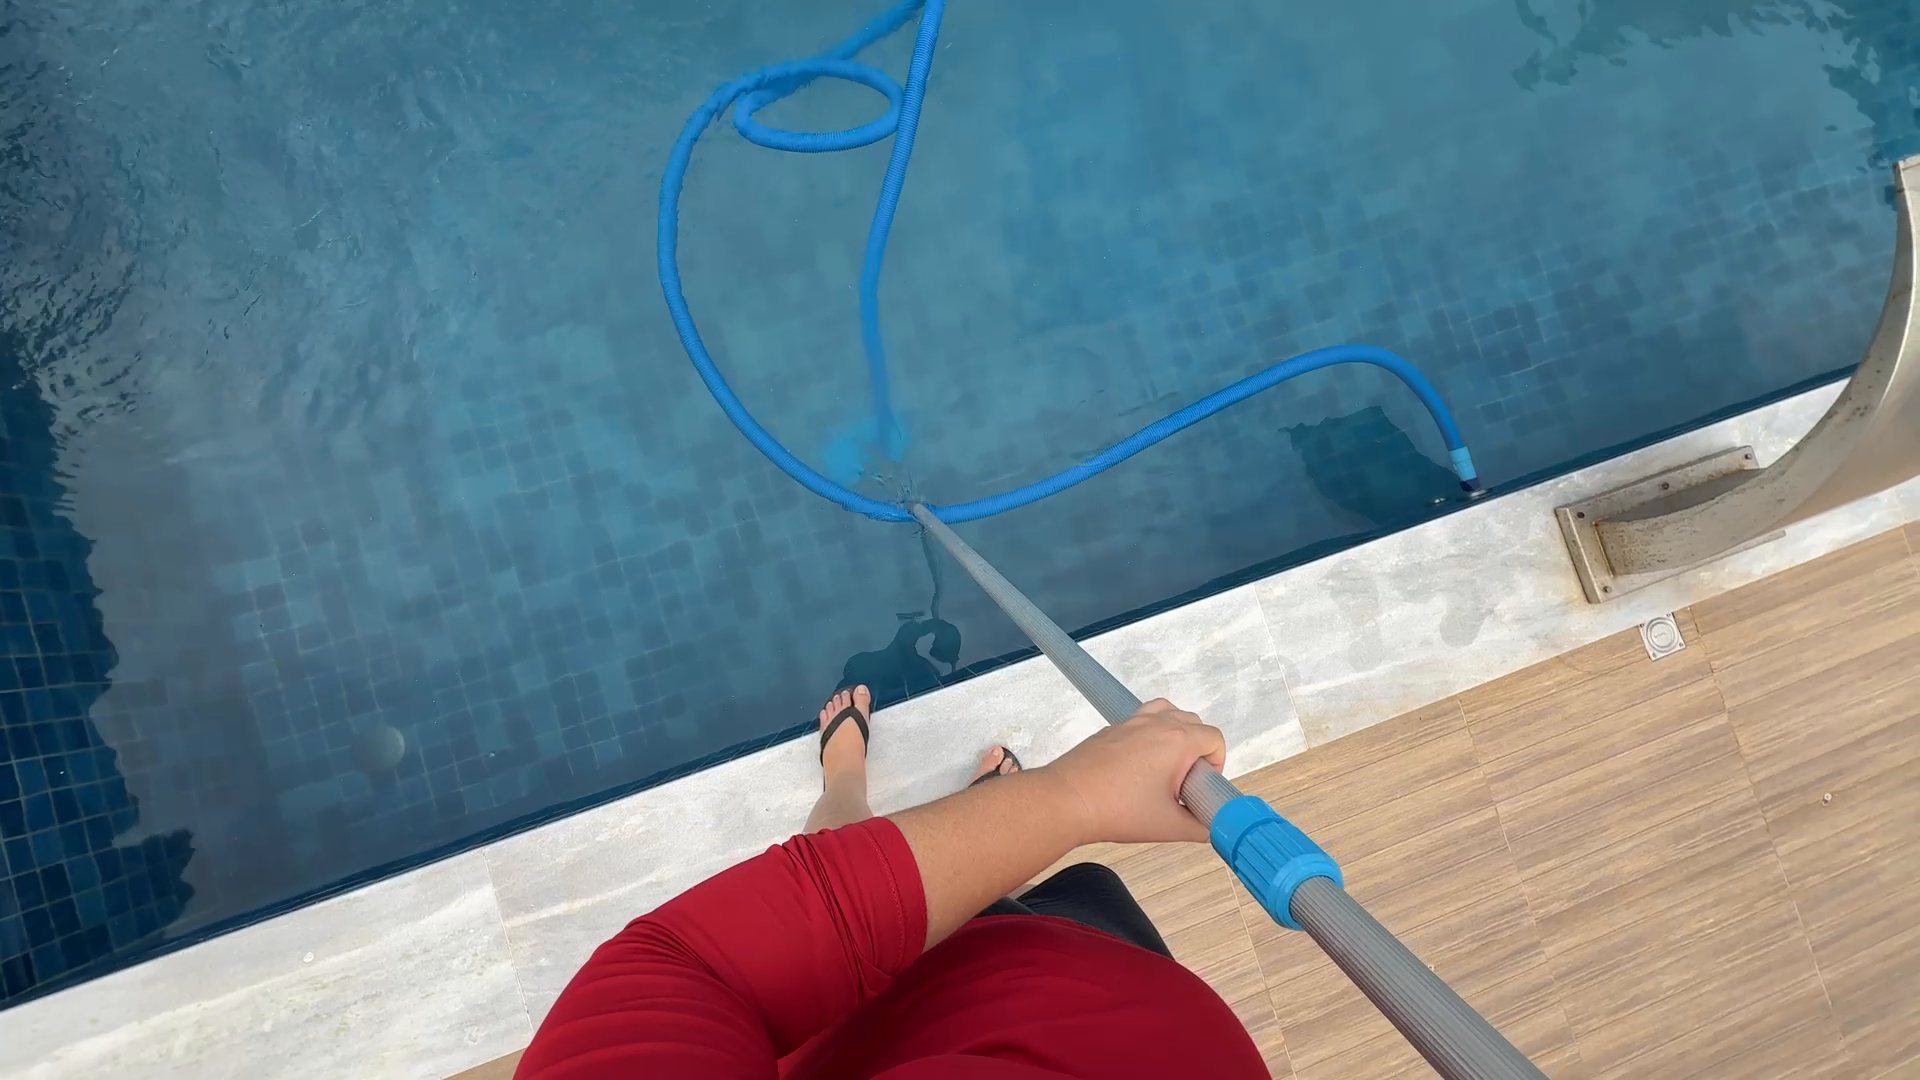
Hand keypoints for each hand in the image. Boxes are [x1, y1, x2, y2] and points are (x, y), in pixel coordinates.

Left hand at [1042, 699, 1225, 845]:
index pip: (1214, 738)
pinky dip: (1150, 734)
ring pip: (1166, 712)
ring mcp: (1131, 722)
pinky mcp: (1111, 728)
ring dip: (1175, 732)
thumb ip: (1201, 826)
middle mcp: (1155, 723)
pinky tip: (1139, 766)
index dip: (1217, 763)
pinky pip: (1141, 720)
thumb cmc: (1119, 810)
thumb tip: (1212, 826)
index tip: (1201, 786)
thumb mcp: (1170, 826)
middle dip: (1198, 748)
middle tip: (1185, 781)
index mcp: (1177, 741)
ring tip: (1166, 766)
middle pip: (1193, 722)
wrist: (1069, 799)